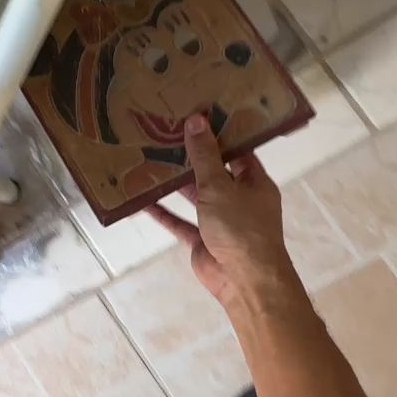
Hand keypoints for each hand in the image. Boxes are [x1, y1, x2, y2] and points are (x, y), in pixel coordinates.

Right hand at [147, 113, 291, 304]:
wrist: (244, 281)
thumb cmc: (241, 227)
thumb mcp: (220, 186)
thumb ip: (204, 156)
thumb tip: (196, 120)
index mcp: (254, 182)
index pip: (237, 152)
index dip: (219, 135)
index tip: (196, 116)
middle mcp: (239, 199)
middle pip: (213, 172)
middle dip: (191, 157)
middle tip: (165, 135)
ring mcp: (220, 220)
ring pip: (194, 196)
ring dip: (175, 183)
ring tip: (150, 161)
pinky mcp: (203, 239)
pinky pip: (180, 222)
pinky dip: (163, 212)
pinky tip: (142, 200)